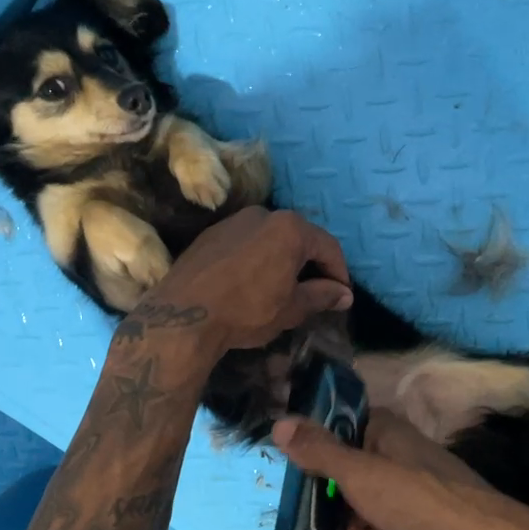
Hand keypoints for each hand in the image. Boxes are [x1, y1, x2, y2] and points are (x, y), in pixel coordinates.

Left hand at [129, 208, 352, 352]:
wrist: (184, 315)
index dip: (339, 273)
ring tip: (283, 287)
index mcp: (291, 228)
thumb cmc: (247, 310)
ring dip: (282, 259)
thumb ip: (322, 295)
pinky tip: (252, 282)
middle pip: (299, 237)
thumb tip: (344, 294)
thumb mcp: (292, 308)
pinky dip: (257, 258)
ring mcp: (233, 221)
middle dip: (311, 264)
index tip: (341, 296)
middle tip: (315, 292)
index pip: (328, 247)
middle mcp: (264, 214)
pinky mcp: (210, 234)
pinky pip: (245, 243)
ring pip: (270, 238)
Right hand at [271, 409, 528, 529]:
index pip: (333, 435)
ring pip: (363, 503)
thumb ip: (318, 451)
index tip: (302, 490)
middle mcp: (394, 449)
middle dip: (335, 510)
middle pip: (345, 474)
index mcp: (381, 429)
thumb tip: (279, 421)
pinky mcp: (418, 511)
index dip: (314, 461)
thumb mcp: (359, 475)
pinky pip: (384, 521)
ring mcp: (408, 481)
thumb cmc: (415, 499)